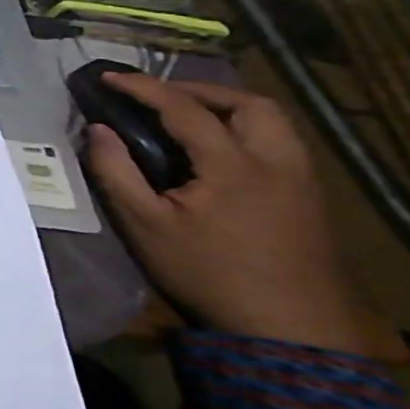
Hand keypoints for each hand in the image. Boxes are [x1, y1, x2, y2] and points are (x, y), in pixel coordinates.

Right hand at [84, 74, 370, 353]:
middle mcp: (277, 161)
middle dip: (200, 90)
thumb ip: (116, 170)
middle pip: (248, 103)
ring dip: (230, 108)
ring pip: (274, 121)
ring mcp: (302, 180)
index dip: (144, 87)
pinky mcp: (311, 199)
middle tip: (161, 97)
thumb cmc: (208, 273)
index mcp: (234, 164)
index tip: (110, 77)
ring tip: (190, 118)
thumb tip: (98, 129)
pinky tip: (221, 151)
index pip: (184, 108)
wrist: (287, 331)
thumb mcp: (145, 225)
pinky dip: (248, 130)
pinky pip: (281, 143)